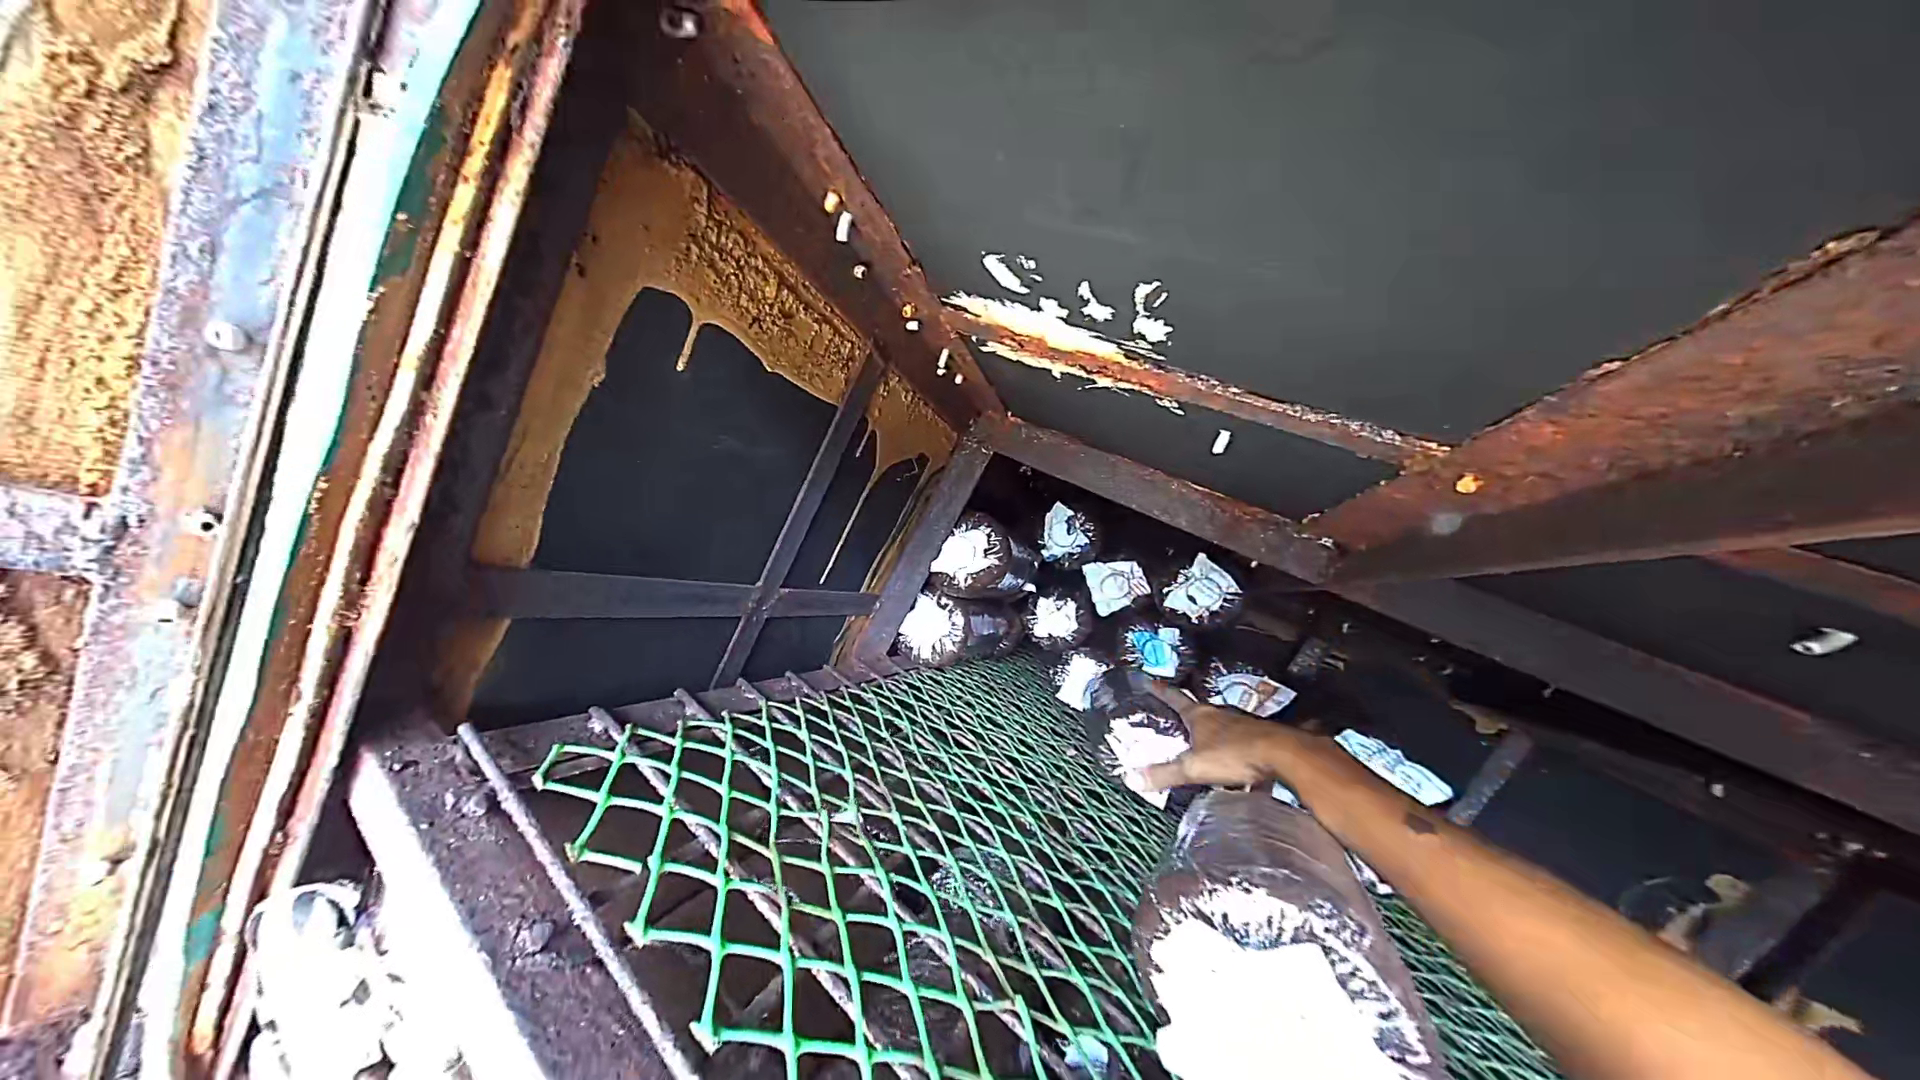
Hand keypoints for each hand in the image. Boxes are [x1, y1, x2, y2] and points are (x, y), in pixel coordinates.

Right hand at [1134, 681, 1297, 791]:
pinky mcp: (1260, 738)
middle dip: (1187, 714)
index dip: (1161, 691)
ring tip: (1201, 742)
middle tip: (1175, 718)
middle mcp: (1220, 714)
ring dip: (1210, 731)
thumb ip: (1165, 773)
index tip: (1151, 681)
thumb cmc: (1234, 755)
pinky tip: (1231, 760)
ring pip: (1220, 724)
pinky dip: (1231, 747)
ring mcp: (1242, 724)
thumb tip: (1132, 778)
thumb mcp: (1194, 767)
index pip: (1175, 699)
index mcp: (1200, 716)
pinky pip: (1238, 739)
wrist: (1285, 755)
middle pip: (1198, 711)